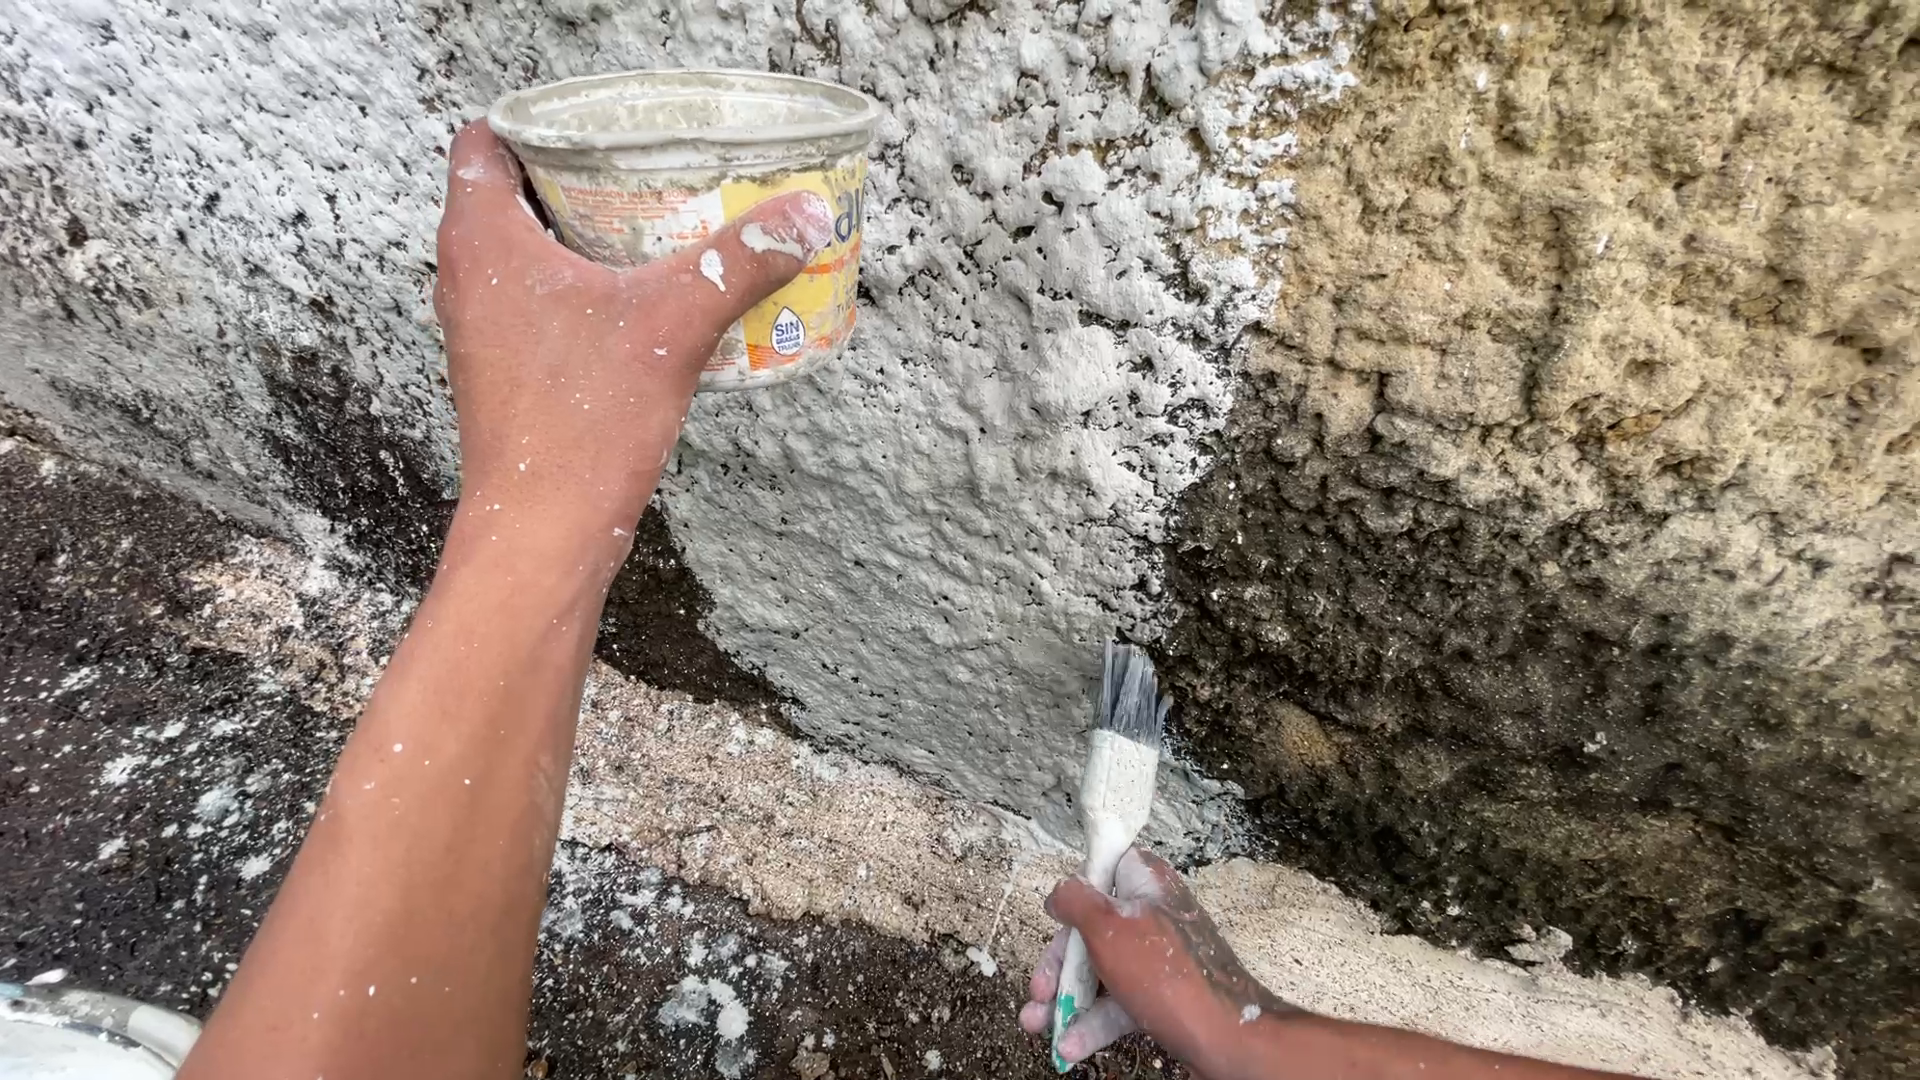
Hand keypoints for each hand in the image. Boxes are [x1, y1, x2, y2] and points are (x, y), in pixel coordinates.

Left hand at [432, 120, 832, 551]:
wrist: (547, 526)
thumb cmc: (586, 420)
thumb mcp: (674, 326)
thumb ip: (737, 264)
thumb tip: (804, 216)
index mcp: (483, 239)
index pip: (492, 140)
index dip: (547, 123)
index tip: (611, 132)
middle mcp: (469, 277)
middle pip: (521, 197)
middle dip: (586, 181)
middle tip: (656, 180)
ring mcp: (486, 330)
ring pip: (535, 258)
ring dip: (592, 243)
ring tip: (663, 239)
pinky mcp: (511, 373)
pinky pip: (548, 309)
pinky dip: (593, 296)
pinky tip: (651, 313)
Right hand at [1019, 847, 1289, 1075]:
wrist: (1227, 1041)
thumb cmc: (1167, 975)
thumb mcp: (1107, 927)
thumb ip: (1075, 900)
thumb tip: (1059, 892)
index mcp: (1144, 882)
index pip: (1101, 866)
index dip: (1075, 890)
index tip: (1054, 916)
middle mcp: (1150, 912)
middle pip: (1090, 926)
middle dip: (1059, 964)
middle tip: (1038, 991)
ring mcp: (1156, 955)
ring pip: (1100, 968)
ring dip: (1067, 998)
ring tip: (1037, 1024)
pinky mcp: (1160, 992)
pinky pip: (1118, 999)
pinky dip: (1093, 1020)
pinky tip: (1069, 1047)